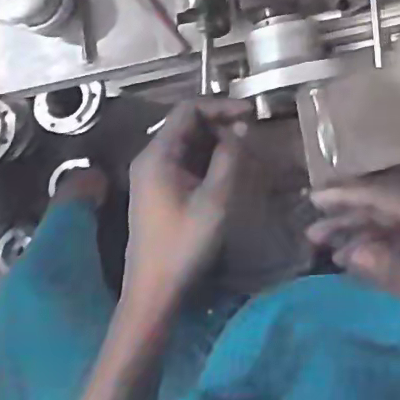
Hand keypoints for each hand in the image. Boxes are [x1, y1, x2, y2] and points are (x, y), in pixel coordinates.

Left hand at [124, 98, 250, 299]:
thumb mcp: (215, 199)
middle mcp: (150, 158)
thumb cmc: (184, 244)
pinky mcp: (158, 189)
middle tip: (249, 132)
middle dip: (219, 122)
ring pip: (187, 141)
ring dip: (215, 140)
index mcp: (157, 155)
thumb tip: (239, 128)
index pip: (188, 110)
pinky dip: (206, 157)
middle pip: (186, 123)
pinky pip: (184, 159)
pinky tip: (226, 168)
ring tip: (242, 149)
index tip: (249, 113)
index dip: (220, 106)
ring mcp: (152, 174)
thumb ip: (229, 157)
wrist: (153, 293)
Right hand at [308, 184, 399, 363]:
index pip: (384, 197)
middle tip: (312, 232)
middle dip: (349, 216)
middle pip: (386, 206)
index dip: (346, 197)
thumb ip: (395, 273)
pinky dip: (385, 245)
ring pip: (395, 220)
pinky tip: (364, 258)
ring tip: (329, 247)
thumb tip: (353, 250)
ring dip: (364, 231)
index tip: (315, 198)